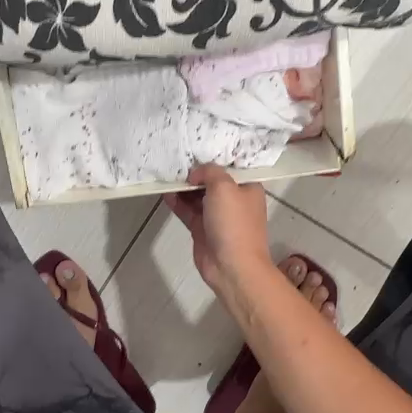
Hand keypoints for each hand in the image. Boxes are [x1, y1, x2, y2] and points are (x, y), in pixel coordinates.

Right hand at [163, 164, 277, 306]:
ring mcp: (216, 216)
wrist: (232, 266)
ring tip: (166, 173)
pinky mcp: (201, 229)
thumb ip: (209, 172)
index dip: (214, 157)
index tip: (195, 146)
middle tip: (175, 158)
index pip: (231, 166)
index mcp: (247, 187)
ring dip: (183, 187)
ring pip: (196, 196)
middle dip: (194, 172)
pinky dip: (177, 202)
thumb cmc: (234, 223)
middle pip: (211, 181)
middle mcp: (233, 199)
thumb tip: (195, 174)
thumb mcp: (224, 187)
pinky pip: (187, 210)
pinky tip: (164, 192)